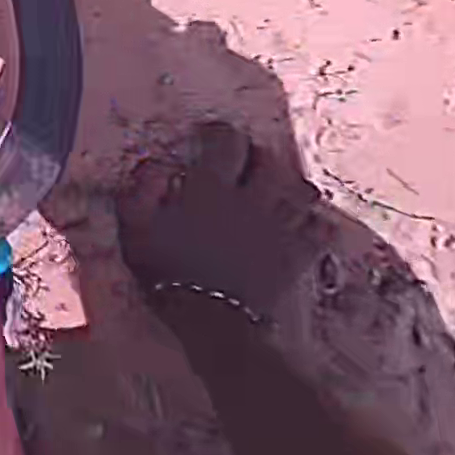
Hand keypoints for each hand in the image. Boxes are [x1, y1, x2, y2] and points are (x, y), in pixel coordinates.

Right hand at [117, 121, 325, 316]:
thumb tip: (157, 164)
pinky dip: (310, 216)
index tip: (209, 133)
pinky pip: (321, 225)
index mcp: (211, 190)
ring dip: (285, 180)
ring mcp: (283, 228)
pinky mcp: (303, 254)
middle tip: (240, 156)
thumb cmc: (166, 269)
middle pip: (271, 161)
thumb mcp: (134, 226)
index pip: (225, 145)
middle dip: (256, 152)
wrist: (215, 321)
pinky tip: (295, 220)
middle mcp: (254, 201)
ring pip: (301, 189)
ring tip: (269, 183)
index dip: (219, 133)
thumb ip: (141, 189)